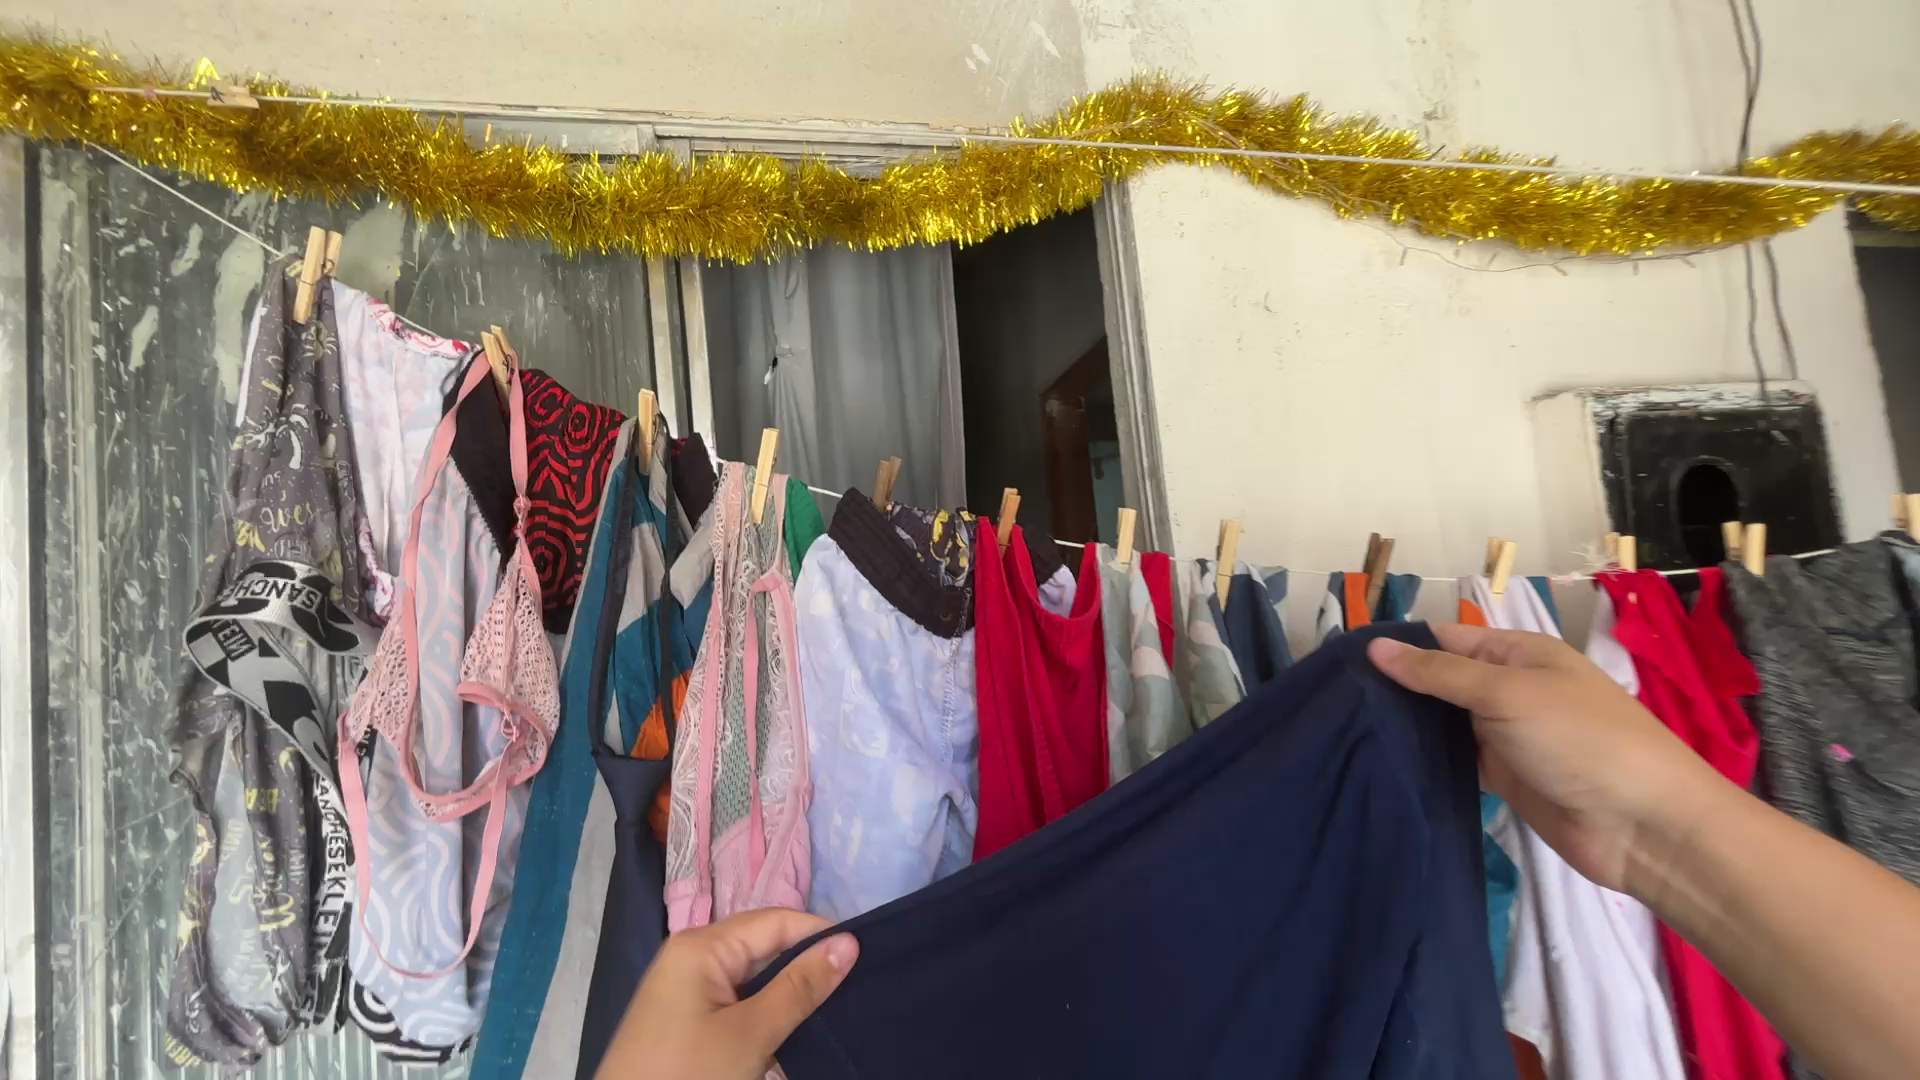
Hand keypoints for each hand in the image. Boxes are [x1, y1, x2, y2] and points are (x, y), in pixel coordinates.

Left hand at [595, 909, 858, 1079]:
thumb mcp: (750, 1036)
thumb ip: (800, 986)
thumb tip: (849, 941)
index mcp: (701, 945)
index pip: (776, 921)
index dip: (820, 933)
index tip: (865, 952)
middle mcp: (691, 954)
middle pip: (764, 942)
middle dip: (806, 959)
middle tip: (854, 979)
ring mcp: (686, 987)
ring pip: (753, 972)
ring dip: (788, 986)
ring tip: (833, 999)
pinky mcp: (685, 1018)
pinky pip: (738, 996)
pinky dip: (766, 1006)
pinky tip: (794, 1022)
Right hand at [1367, 624, 1721, 893]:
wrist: (1647, 829)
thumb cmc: (1583, 741)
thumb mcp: (1507, 694)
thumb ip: (1437, 673)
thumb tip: (1374, 648)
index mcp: (1516, 654)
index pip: (1442, 637)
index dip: (1396, 644)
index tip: (1342, 657)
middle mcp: (1506, 688)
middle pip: (1436, 678)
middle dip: (1391, 683)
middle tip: (1334, 694)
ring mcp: (1502, 732)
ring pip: (1438, 718)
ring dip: (1402, 721)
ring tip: (1344, 722)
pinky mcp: (1498, 773)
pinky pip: (1449, 755)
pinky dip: (1420, 754)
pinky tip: (1379, 754)